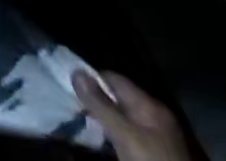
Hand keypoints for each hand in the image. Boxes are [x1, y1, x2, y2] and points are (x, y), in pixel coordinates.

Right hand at [74, 70, 190, 160]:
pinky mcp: (153, 152)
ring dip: (103, 119)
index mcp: (150, 104)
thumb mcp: (123, 134)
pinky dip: (113, 134)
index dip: (92, 79)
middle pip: (118, 98)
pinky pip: (128, 134)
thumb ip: (100, 104)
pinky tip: (101, 140)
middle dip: (96, 100)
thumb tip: (76, 72)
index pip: (115, 79)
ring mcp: (155, 136)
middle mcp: (154, 115)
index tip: (70, 86)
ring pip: (122, 117)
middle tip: (73, 106)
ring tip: (82, 122)